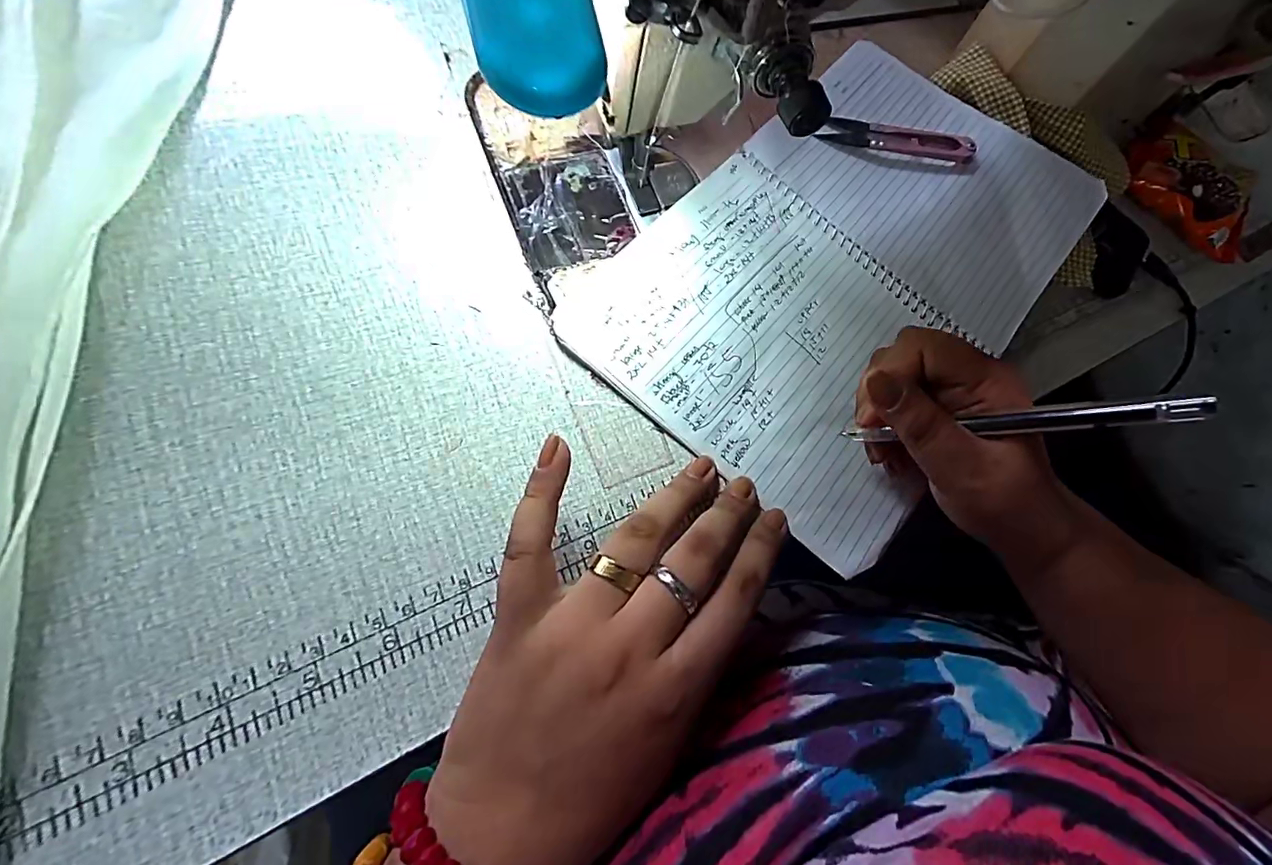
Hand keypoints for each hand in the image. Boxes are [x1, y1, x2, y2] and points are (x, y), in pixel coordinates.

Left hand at [424, 437, 786, 864]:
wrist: (494, 842)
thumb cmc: (597, 795)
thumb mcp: (674, 740)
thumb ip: (704, 668)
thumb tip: (732, 599)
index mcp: (675, 687)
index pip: (735, 596)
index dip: (762, 548)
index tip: (776, 517)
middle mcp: (629, 648)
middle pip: (693, 559)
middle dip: (727, 514)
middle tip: (744, 484)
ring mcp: (570, 628)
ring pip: (632, 541)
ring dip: (674, 496)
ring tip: (701, 468)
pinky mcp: (517, 622)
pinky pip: (528, 546)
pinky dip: (541, 493)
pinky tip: (556, 446)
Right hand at [854, 326, 1084, 575]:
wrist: (1029, 530)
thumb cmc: (1004, 503)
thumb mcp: (960, 468)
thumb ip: (920, 424)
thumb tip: (876, 381)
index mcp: (986, 379)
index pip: (923, 347)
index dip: (890, 373)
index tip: (871, 418)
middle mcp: (970, 375)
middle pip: (907, 356)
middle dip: (880, 394)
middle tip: (872, 436)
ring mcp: (957, 391)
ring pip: (900, 378)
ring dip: (881, 413)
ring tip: (884, 453)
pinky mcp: (945, 410)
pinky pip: (904, 401)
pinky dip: (889, 427)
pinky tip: (893, 456)